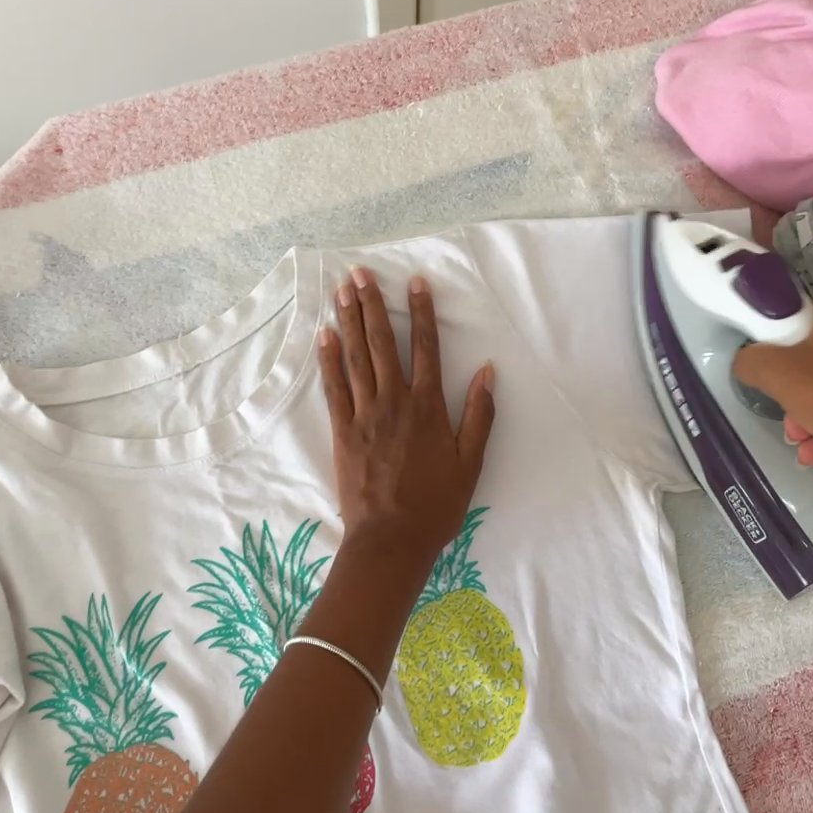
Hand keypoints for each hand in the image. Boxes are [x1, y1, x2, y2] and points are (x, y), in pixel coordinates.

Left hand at [319, 267, 495, 559]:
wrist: (391, 541)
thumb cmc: (436, 504)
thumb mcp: (471, 463)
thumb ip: (479, 414)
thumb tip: (487, 371)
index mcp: (428, 407)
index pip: (426, 347)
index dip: (421, 312)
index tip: (415, 282)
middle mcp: (395, 402)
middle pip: (383, 343)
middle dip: (373, 305)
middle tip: (361, 272)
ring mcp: (365, 415)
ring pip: (356, 358)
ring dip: (349, 321)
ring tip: (342, 290)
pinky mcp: (343, 432)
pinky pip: (334, 388)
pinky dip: (329, 360)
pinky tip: (325, 335)